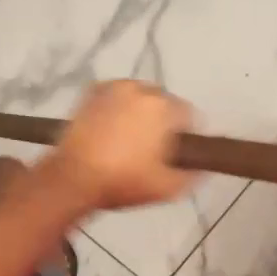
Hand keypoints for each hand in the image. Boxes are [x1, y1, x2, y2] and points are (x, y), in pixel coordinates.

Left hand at [42, 81, 193, 210]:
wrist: (74, 177)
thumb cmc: (123, 181)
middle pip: (163, 102)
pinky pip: (115, 95)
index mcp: (164, 107)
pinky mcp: (92, 93)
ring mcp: (114, 88)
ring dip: (139, 111)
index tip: (177, 152)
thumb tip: (202, 167)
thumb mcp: (167, 187)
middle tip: (152, 147)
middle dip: (162, 120)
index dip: (186, 134)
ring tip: (130, 137)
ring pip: (138, 96)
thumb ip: (194, 175)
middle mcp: (141, 89)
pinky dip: (117, 106)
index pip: (189, 115)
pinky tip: (111, 126)